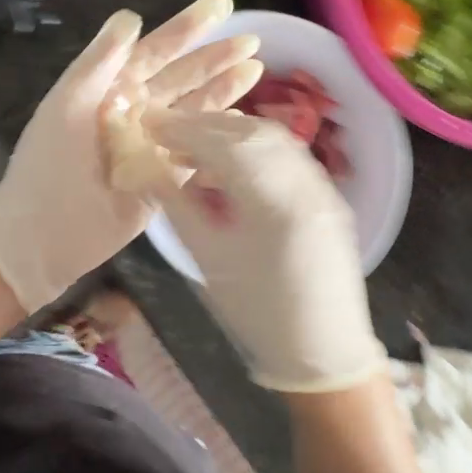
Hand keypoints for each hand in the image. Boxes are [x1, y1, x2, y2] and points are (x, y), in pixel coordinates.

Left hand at [0, 0, 261, 313]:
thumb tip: (131, 16)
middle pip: (179, 79)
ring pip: (192, 113)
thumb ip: (98, 62)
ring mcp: (148, 148)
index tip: (220, 4)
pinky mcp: (162, 183)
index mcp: (106, 91)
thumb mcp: (67, 104)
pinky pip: (195, 154)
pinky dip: (217, 137)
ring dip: (221, 91)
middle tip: (252, 39)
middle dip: (213, 58)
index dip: (186, 28)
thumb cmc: (48, 164)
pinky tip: (243, 120)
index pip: (152, 52)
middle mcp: (131, 113)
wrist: (42, 234)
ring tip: (256, 68)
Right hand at [146, 109, 385, 391]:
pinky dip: (252, 148)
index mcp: (273, 201)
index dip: (181, 129)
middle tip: (164, 129)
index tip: (147, 122)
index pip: (222, 144)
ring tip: (190, 146)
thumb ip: (176, 206)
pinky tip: (226, 166)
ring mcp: (321, 187)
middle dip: (204, 124)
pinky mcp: (327, 196)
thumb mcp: (207, 258)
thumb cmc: (257, 312)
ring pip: (272, 139)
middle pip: (250, 132)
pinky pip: (287, 155)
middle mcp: (304, 183)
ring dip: (228, 133)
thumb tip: (144, 168)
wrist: (322, 350)